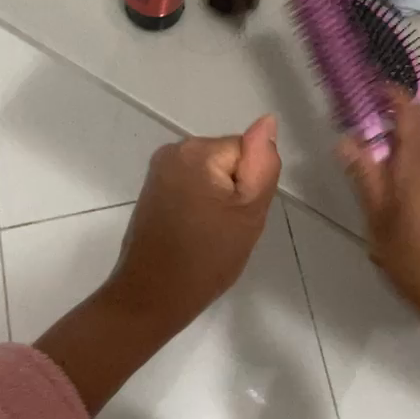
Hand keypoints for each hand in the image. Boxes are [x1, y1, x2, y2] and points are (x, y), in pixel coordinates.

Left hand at [37, 115, 280, 414]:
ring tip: (210, 234)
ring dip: (217, 202)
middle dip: (233, 192)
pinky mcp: (153, 191)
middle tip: (226, 229)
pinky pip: (192, 188)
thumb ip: (262, 163)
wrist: (152, 297)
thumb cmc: (206, 257)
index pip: (248, 153)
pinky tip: (194, 234)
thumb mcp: (248, 212)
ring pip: (212, 176)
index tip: (237, 216)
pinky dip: (199, 207)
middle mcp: (172, 150)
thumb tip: (268, 121)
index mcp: (196, 150)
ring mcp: (159, 171)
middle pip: (228, 161)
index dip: (250, 187)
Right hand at [336, 89, 419, 326]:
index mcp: (417, 163)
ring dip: (403, 160)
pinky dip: (418, 180)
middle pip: (418, 133)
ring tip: (378, 186)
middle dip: (390, 130)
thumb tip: (348, 140)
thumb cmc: (417, 260)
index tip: (370, 89)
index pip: (407, 111)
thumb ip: (365, 178)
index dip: (390, 94)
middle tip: (362, 145)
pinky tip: (407, 213)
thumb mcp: (380, 222)